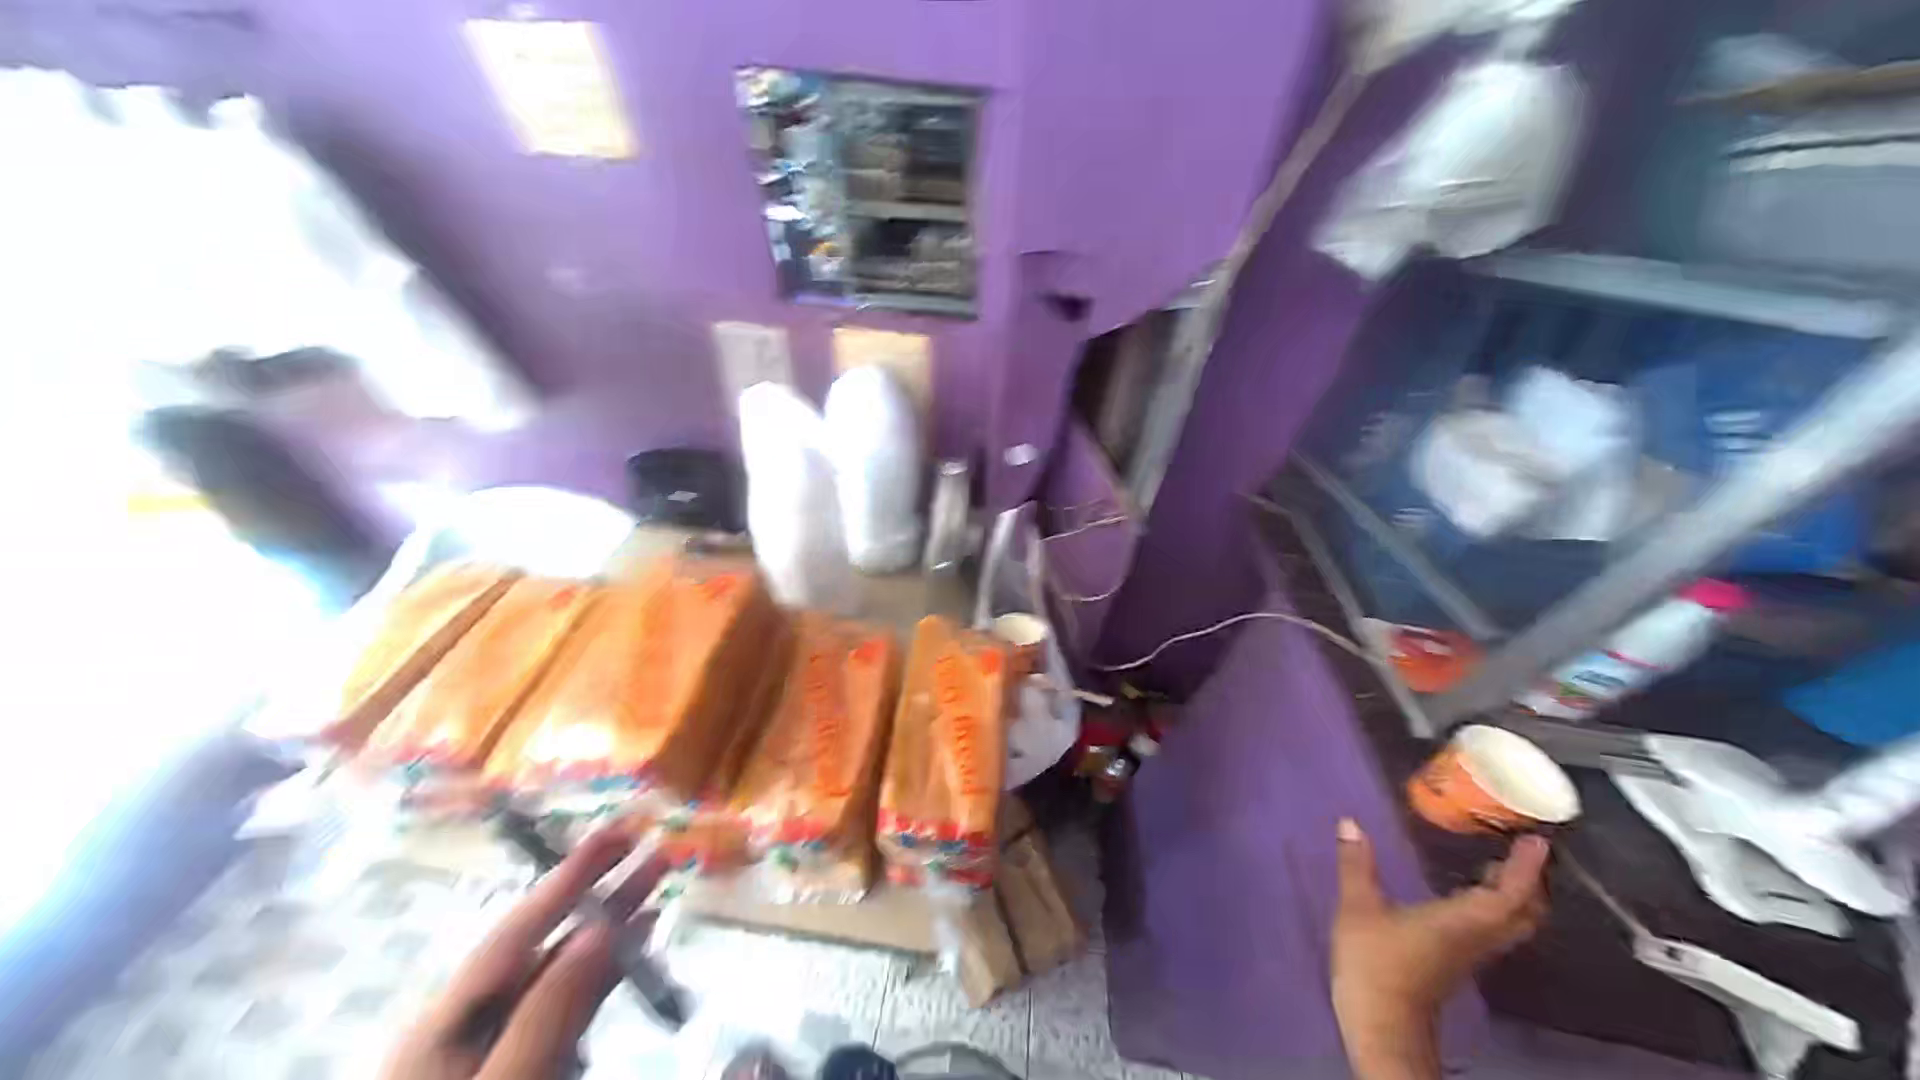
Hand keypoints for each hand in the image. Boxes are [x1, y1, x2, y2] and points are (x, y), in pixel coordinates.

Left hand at [381, 828, 666, 1079]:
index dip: (568, 877)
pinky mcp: (520, 1062)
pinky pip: (566, 1003)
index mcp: (448, 1022)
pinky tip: (631, 951)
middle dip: (598, 890)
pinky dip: (603, 970)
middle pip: (541, 939)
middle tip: (650, 845)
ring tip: (655, 885)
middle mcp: (469, 1020)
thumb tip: (599, 931)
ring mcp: (493, 1042)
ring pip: (559, 966)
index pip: (515, 931)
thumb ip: (549, 1012)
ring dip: (608, 922)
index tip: (616, 832)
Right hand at [1330, 819, 1548, 1079]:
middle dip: (1530, 882)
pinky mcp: (1457, 961)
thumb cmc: (1374, 964)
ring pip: (1510, 924)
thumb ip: (1356, 864)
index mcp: (1461, 922)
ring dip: (1514, 896)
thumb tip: (1350, 822)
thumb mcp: (1357, 908)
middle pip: (1522, 913)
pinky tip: (1469, 893)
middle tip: (1524, 850)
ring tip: (1499, 865)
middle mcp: (1476, 938)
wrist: (1382, 1025)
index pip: (1509, 894)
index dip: (1525, 868)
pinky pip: (1492, 929)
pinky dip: (1494, 907)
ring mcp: (1469, 953)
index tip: (1538, 842)